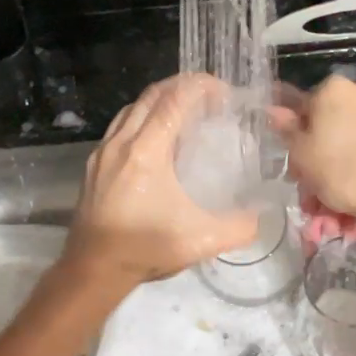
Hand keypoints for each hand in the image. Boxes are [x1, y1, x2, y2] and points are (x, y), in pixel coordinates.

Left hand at [63, 74, 260, 292]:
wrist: (93, 270)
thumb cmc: (145, 250)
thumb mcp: (200, 241)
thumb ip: (239, 227)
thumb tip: (262, 216)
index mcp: (147, 152)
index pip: (174, 100)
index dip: (200, 87)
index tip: (223, 91)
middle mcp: (122, 142)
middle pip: (152, 95)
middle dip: (181, 86)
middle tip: (209, 95)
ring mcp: (103, 152)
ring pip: (132, 108)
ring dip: (159, 100)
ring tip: (185, 110)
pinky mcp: (94, 164)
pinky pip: (120, 126)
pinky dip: (141, 118)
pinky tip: (156, 137)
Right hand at [268, 76, 355, 238]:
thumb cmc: (343, 171)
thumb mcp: (302, 154)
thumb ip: (286, 130)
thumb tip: (273, 109)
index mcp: (333, 90)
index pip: (301, 112)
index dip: (294, 146)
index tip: (295, 174)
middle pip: (326, 135)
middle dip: (316, 173)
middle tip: (311, 205)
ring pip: (347, 151)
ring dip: (334, 186)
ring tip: (332, 222)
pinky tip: (352, 216)